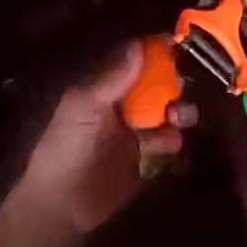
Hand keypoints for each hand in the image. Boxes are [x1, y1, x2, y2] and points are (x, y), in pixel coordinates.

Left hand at [0, 41, 195, 246]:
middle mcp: (121, 103)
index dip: (155, 51)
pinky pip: (166, 141)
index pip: (134, 59)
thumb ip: (113, 77)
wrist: (63, 203)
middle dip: (173, 82)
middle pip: (156, 83)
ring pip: (165, 111)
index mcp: (104, 85)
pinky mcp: (144, 158)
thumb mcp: (86, 105)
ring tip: (180, 117)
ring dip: (178, 110)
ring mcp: (134, 130)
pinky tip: (172, 143)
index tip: (178, 44)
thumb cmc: (68, 146)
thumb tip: (140, 44)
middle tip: (183, 86)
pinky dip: (174, 139)